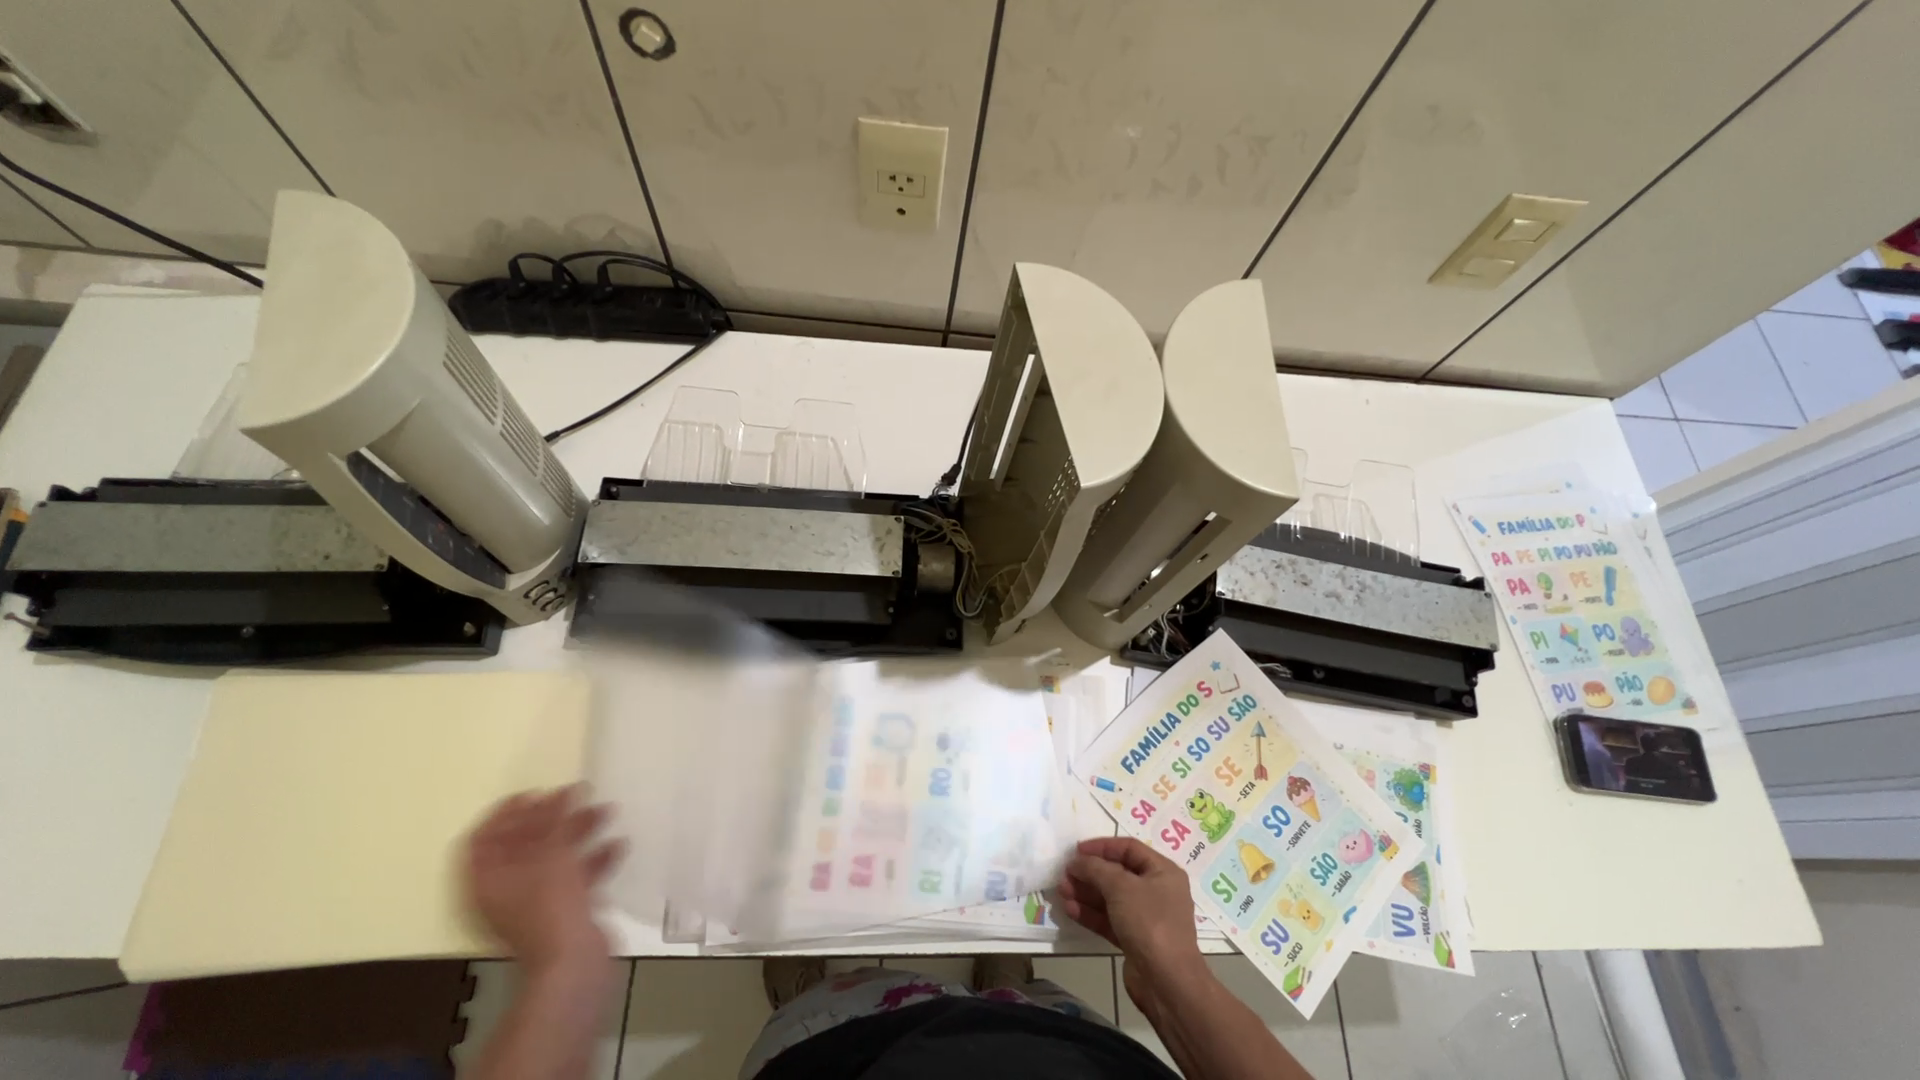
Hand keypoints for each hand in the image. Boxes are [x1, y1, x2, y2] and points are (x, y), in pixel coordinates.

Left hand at [466, 786, 624, 976]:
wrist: (573, 967)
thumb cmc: (551, 908)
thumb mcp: (550, 855)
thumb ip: (553, 821)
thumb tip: (561, 792)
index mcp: (487, 880)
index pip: (484, 838)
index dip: (506, 812)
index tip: (536, 793)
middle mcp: (505, 891)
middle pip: (522, 845)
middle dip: (552, 818)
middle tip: (577, 796)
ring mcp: (534, 905)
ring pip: (553, 859)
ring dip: (578, 834)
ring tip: (606, 812)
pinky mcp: (562, 914)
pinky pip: (575, 879)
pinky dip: (593, 861)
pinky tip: (616, 846)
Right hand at [1055, 836, 1201, 981]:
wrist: (1166, 980)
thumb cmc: (1149, 922)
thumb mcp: (1121, 887)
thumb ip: (1096, 869)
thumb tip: (1077, 861)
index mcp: (1163, 872)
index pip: (1129, 848)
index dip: (1102, 846)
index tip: (1076, 850)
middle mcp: (1156, 891)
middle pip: (1118, 874)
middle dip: (1090, 873)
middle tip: (1065, 874)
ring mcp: (1145, 917)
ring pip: (1111, 898)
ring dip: (1086, 893)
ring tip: (1062, 891)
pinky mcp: (1134, 939)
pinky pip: (1109, 919)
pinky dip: (1091, 913)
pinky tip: (1070, 910)